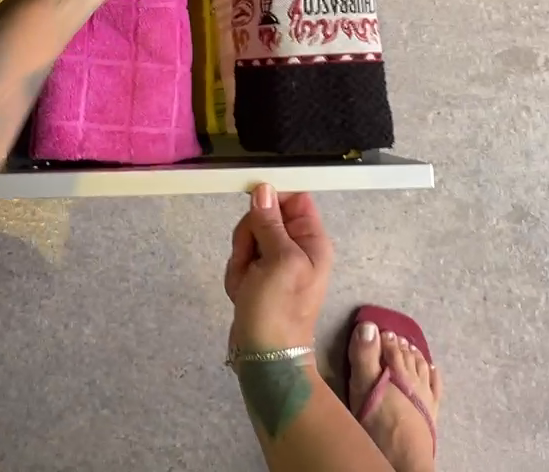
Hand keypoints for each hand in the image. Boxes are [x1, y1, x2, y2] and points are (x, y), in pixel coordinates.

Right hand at [224, 185, 333, 351]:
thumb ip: (270, 223)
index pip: (294, 198)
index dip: (273, 198)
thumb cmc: (279, 310)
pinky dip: (236, 275)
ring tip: (249, 284)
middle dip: (250, 237)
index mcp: (312, 240)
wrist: (264, 359)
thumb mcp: (279, 261)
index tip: (253, 207)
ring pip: (247, 238)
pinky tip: (243, 293)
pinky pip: (239, 260)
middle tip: (253, 261)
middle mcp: (296, 247)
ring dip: (241, 259)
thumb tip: (263, 189)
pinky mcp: (257, 277)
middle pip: (264, 216)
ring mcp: (275, 263)